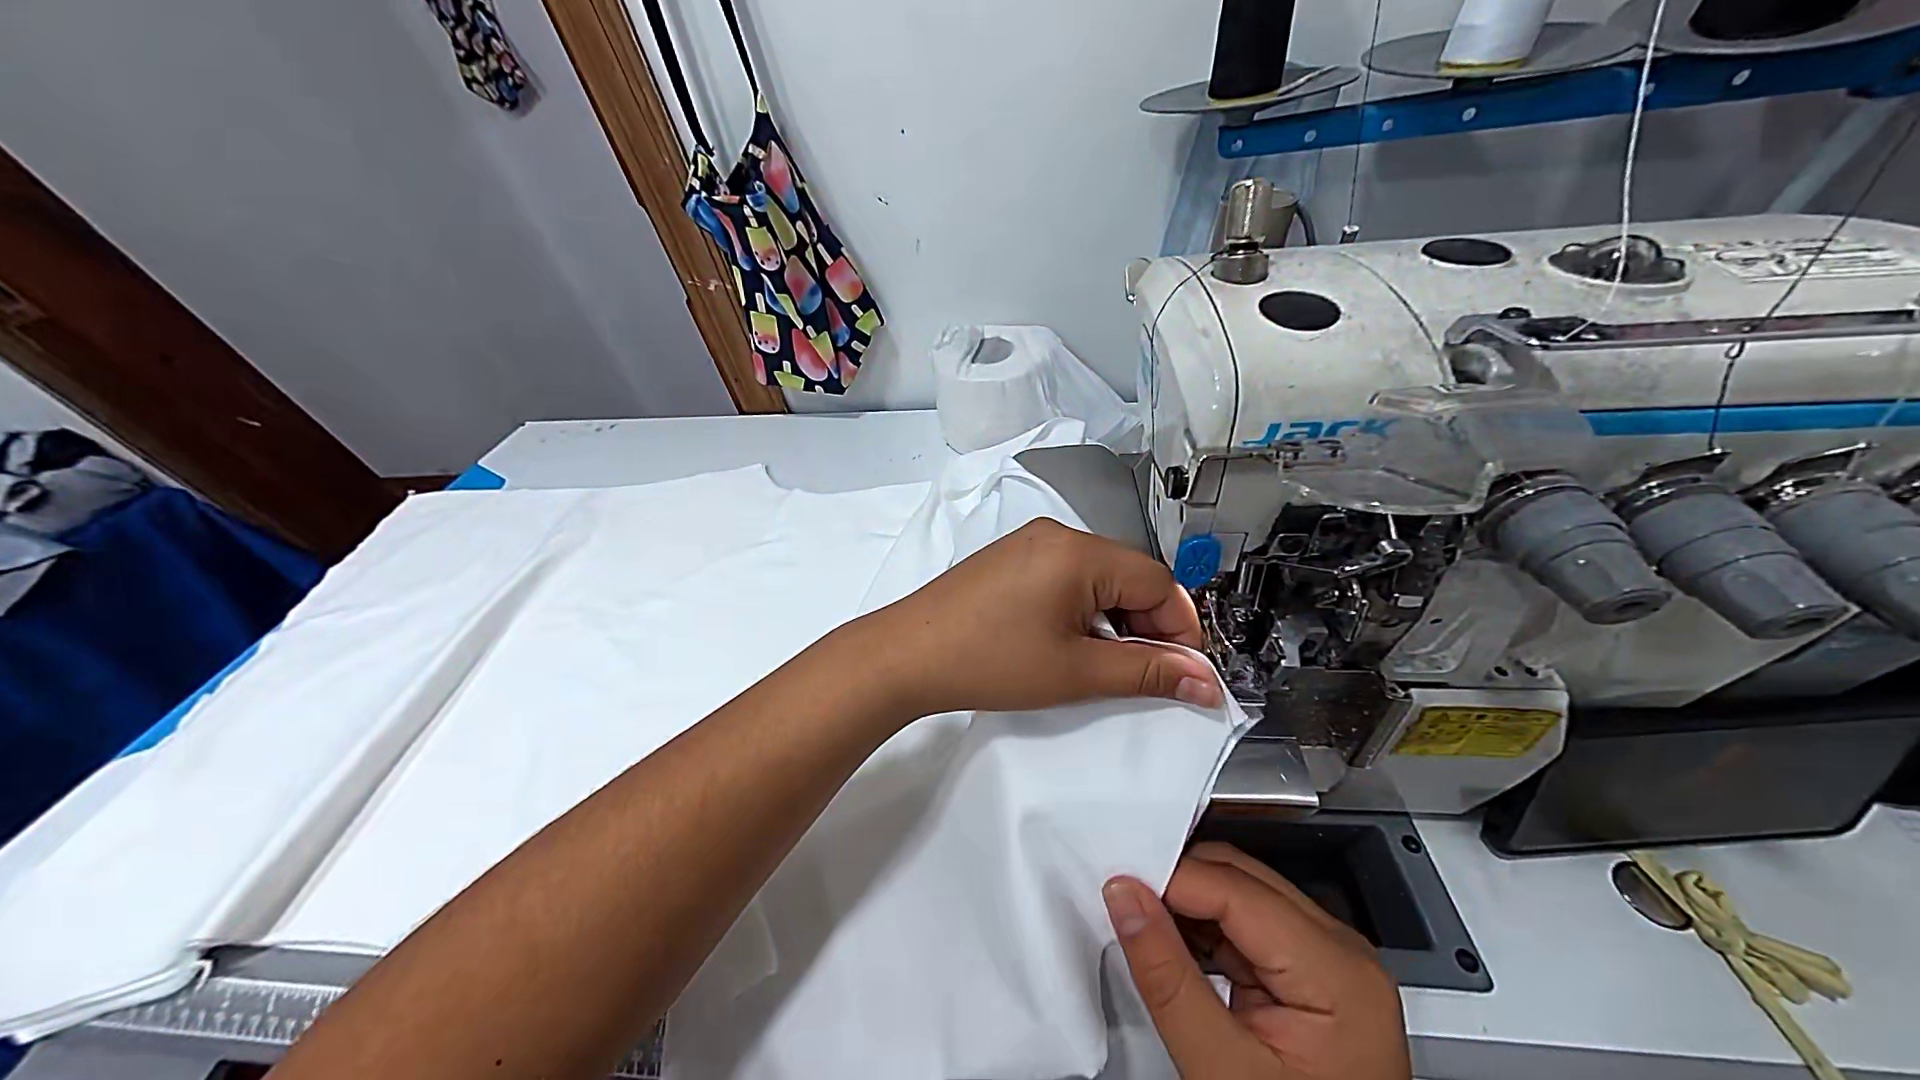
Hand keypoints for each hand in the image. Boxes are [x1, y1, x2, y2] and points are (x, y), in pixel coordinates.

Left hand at [851, 518, 1222, 718]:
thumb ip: (1148, 672)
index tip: (1186, 669)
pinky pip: (1067, 577)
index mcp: (1077, 552)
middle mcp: (1056, 535)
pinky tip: (1071, 644)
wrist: (906, 657)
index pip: (1158, 581)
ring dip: (1115, 620)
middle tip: (1147, 673)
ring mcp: (1029, 544)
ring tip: (1103, 665)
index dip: (1179, 628)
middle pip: (1130, 576)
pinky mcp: (1011, 559)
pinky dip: (1084, 610)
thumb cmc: (985, 660)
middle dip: (1147, 625)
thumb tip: (1202, 680)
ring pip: (1099, 578)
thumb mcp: (1076, 672)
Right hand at [1104, 843, 1410, 1079]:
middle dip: (1176, 884)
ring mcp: (1328, 958)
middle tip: (1125, 903)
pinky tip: (1175, 949)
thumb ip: (1167, 977)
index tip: (1118, 887)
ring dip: (1186, 903)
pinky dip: (1202, 926)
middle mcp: (1341, 951)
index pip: (1235, 890)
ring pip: (1238, 891)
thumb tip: (1127, 899)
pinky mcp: (1308, 970)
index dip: (1170, 880)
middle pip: (1239, 877)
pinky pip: (1244, 921)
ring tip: (1145, 928)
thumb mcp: (1222, 1071)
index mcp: (1336, 972)